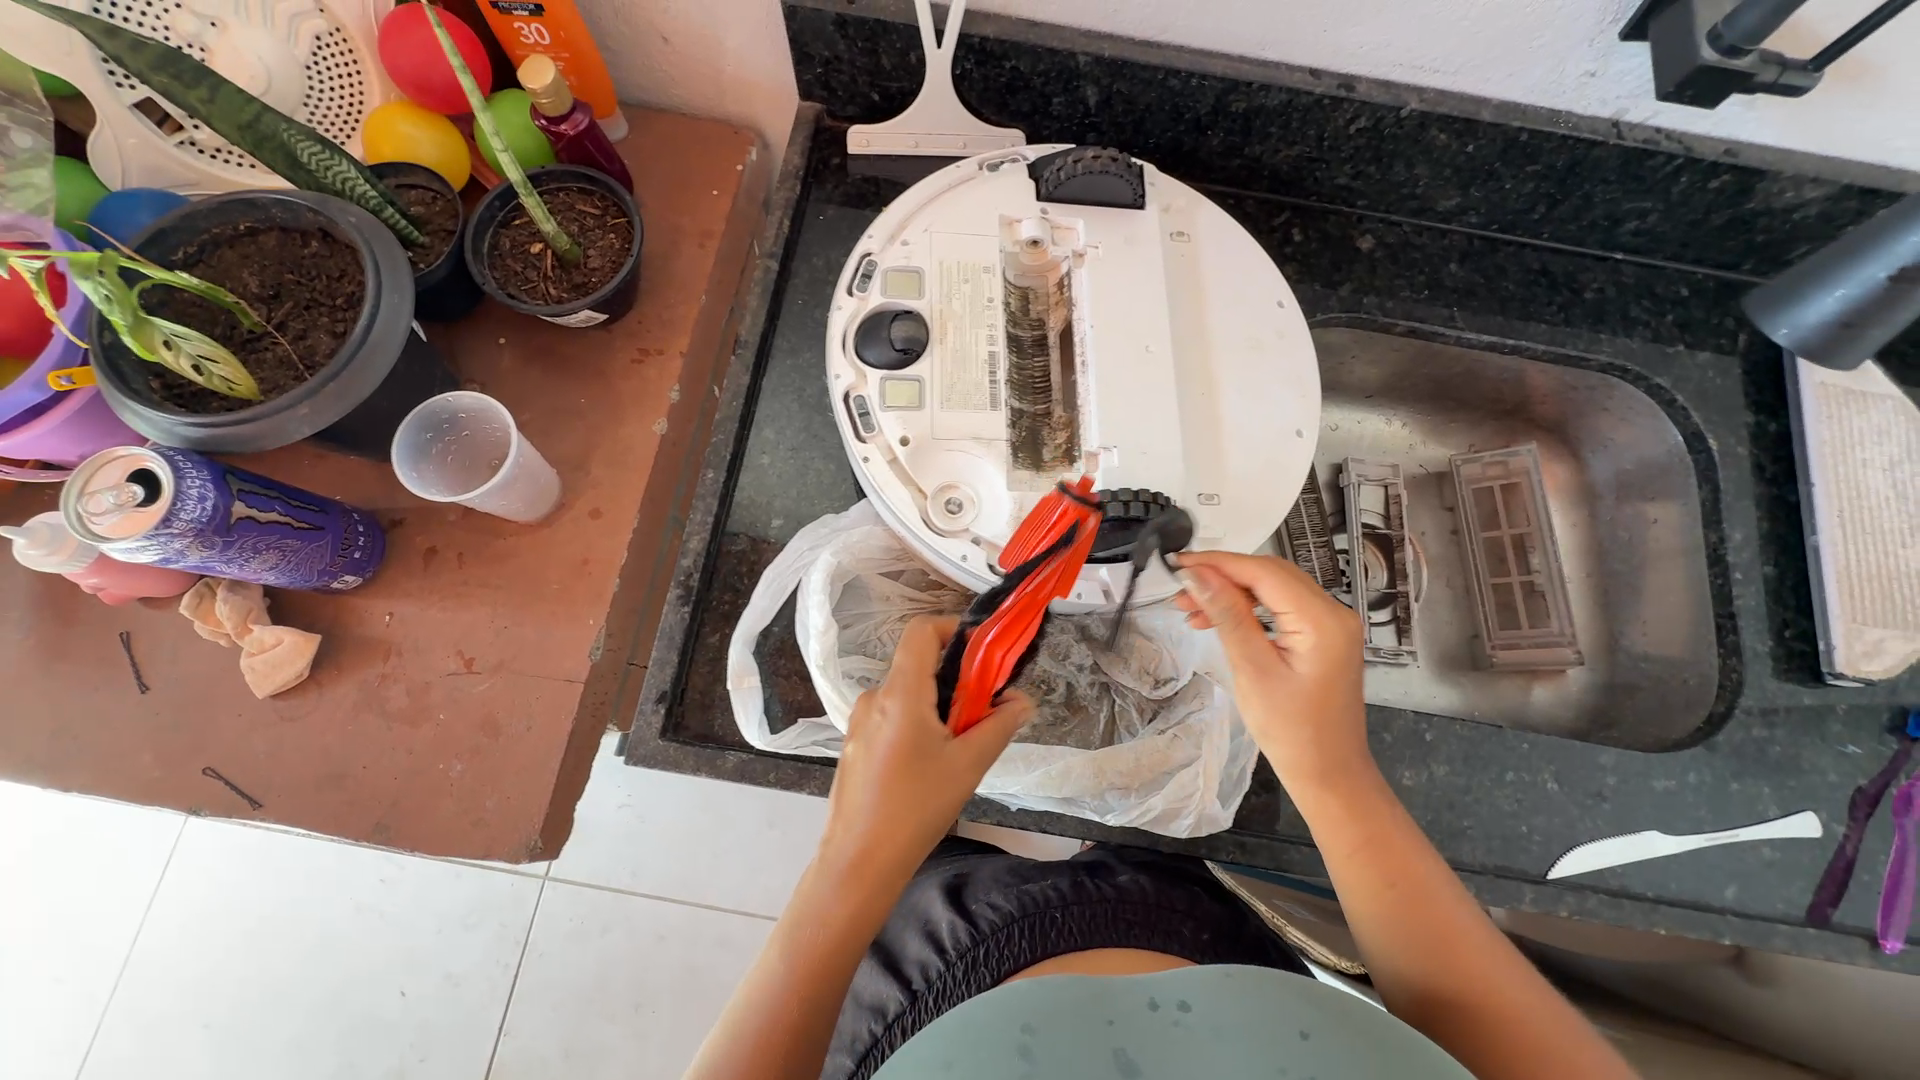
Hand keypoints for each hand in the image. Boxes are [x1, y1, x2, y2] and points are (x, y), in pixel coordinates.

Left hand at [817, 616, 1033, 884]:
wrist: (858, 861)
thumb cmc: (917, 809)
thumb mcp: (968, 765)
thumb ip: (999, 725)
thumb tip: (1023, 701)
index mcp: (900, 693)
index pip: (922, 631)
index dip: (954, 629)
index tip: (983, 652)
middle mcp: (874, 697)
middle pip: (918, 665)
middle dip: (956, 679)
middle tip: (983, 712)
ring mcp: (859, 722)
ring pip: (906, 695)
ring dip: (937, 706)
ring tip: (960, 748)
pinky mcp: (854, 745)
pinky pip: (891, 717)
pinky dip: (917, 725)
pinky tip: (930, 766)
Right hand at [1172, 552, 1374, 794]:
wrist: (1327, 772)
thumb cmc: (1289, 730)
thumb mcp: (1252, 669)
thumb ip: (1227, 614)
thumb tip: (1197, 575)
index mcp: (1322, 619)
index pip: (1264, 572)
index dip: (1218, 563)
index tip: (1178, 565)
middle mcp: (1334, 612)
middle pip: (1270, 575)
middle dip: (1222, 577)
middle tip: (1179, 592)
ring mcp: (1331, 623)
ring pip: (1273, 589)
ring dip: (1231, 593)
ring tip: (1191, 611)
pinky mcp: (1323, 636)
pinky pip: (1281, 607)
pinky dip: (1248, 608)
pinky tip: (1219, 620)